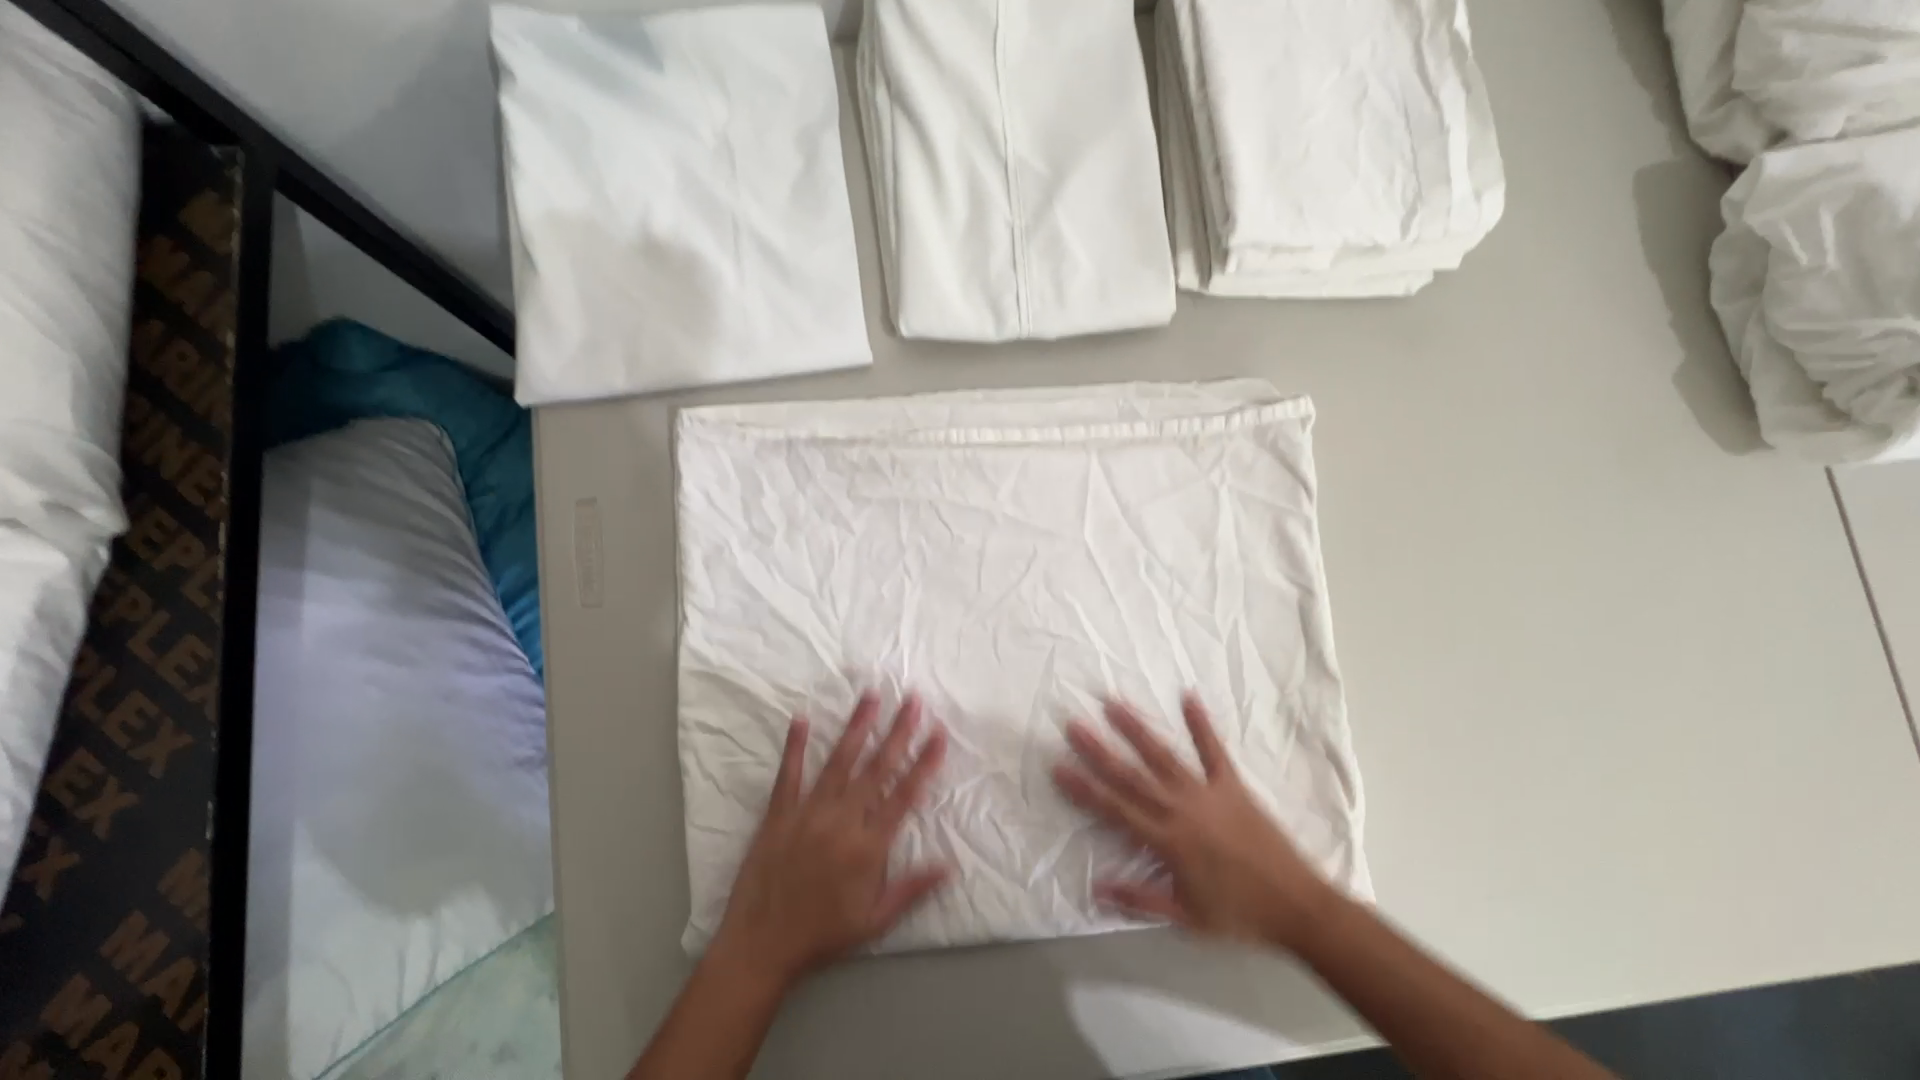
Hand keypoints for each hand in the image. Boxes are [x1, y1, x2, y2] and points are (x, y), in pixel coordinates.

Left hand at [712, 693, 951, 988]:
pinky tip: (801, 718)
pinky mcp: (778, 815)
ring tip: (871, 697)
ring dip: (856, 727)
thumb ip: (912, 889)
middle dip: (897, 732)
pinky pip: (788, 774)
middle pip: (876, 769)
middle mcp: (841, 821)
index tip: (939, 734)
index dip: (924, 762)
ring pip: (838, 762)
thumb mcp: (876, 921)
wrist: (761, 946)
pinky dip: (795, 746)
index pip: (904, 795)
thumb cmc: (823, 935)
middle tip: (913, 700)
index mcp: (868, 847)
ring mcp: (807, 814)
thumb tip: (949, 865)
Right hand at [1052, 695, 1335, 949]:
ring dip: (1137, 729)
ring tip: (1112, 704)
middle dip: (1100, 750)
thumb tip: (1096, 888)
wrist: (1296, 905)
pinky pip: (1214, 751)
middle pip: (1133, 776)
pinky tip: (1188, 697)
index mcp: (1167, 841)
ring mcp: (1208, 793)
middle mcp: (1182, 810)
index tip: (1058, 766)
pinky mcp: (1234, 786)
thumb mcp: (1186, 918)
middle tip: (1074, 725)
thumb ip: (1140, 900)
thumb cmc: (1238, 915)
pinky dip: (1201, 724)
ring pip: (1164, 756)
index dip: (1084, 788)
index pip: (1115, 809)